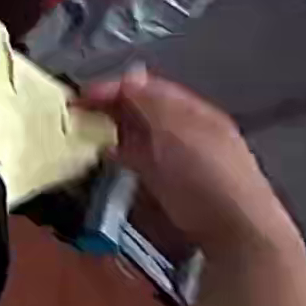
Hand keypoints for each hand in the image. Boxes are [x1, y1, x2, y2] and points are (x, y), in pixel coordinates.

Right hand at [77, 69, 296, 251]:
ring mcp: (168, 153)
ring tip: (78, 128)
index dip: (113, 86)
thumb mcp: (180, 130)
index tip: (82, 94)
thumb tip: (128, 77)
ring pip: (129, 129)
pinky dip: (110, 149)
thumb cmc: (208, 175)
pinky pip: (128, 153)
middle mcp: (178, 128)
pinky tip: (98, 152)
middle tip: (74, 109)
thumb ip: (153, 102)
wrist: (232, 229)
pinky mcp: (157, 176)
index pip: (146, 87)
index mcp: (190, 112)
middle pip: (135, 107)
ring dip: (104, 125)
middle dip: (105, 104)